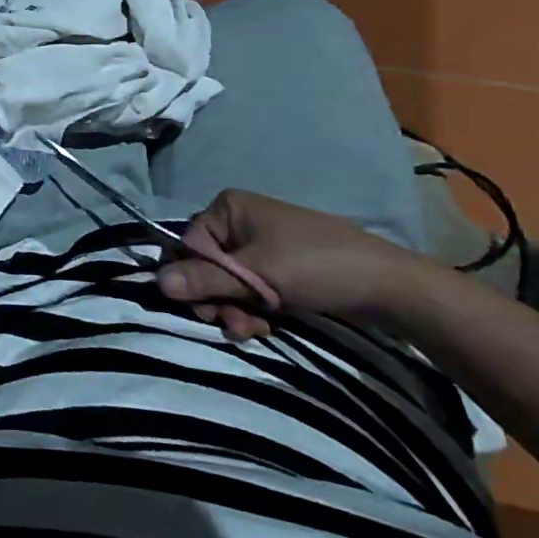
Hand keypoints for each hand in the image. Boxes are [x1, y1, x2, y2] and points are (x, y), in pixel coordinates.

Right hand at [157, 189, 431, 339]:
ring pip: (225, 284)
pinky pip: (247, 289)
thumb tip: (156, 282)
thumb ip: (205, 279)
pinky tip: (266, 326)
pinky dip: (251, 310)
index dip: (192, 280)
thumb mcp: (257, 276)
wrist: (382, 284)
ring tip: (257, 330)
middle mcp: (238, 221)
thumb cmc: (315, 266)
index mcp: (229, 208)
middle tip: (238, 325)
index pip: (187, 245)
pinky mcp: (275, 267)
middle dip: (217, 301)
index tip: (210, 311)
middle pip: (204, 267)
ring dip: (234, 311)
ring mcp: (258, 245)